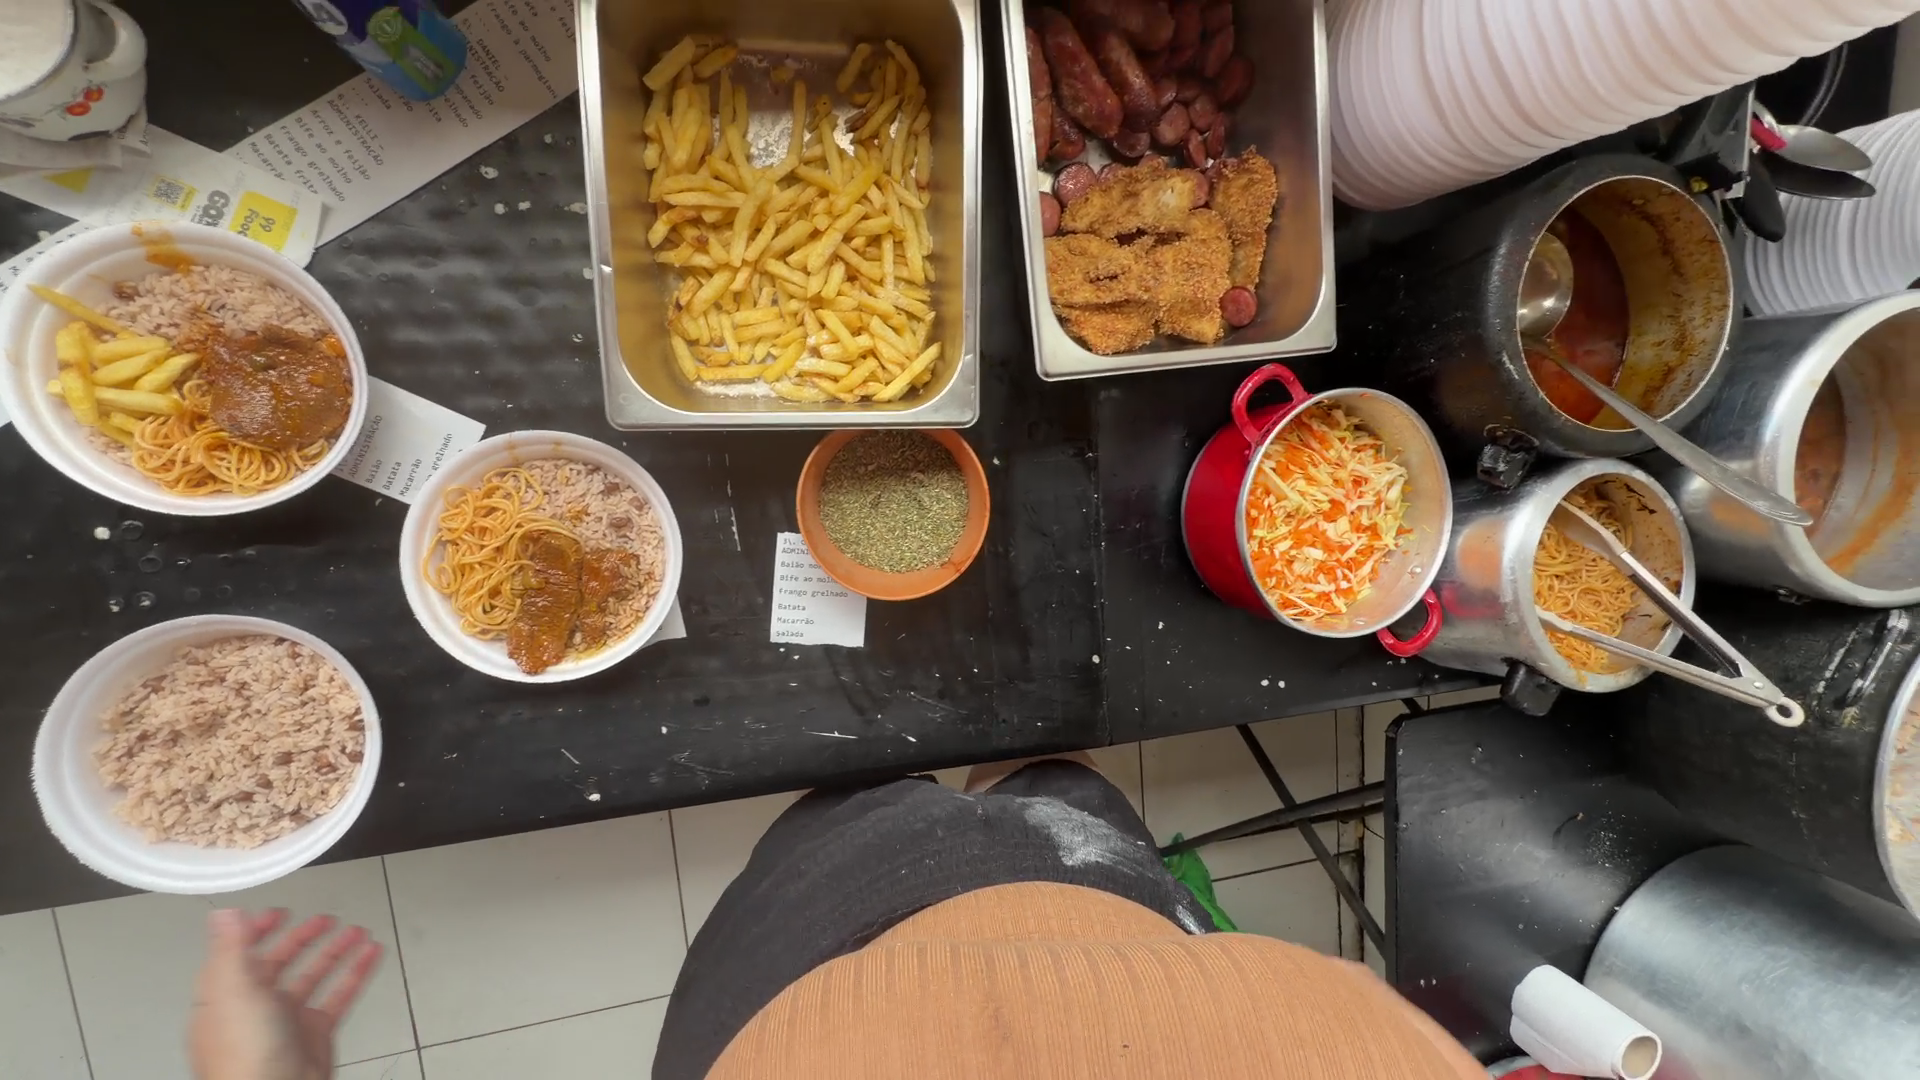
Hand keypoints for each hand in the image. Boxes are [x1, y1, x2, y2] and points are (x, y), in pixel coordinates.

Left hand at [189, 909, 382, 1079]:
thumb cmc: (246, 1051)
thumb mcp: (234, 993)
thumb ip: (231, 951)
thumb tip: (224, 913)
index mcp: (226, 999)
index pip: (237, 957)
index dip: (255, 933)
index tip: (279, 912)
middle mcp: (254, 1008)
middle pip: (279, 964)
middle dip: (302, 938)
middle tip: (326, 918)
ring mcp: (286, 1021)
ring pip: (314, 976)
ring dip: (335, 951)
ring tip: (359, 931)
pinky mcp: (315, 1031)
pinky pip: (339, 994)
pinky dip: (358, 971)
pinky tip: (373, 953)